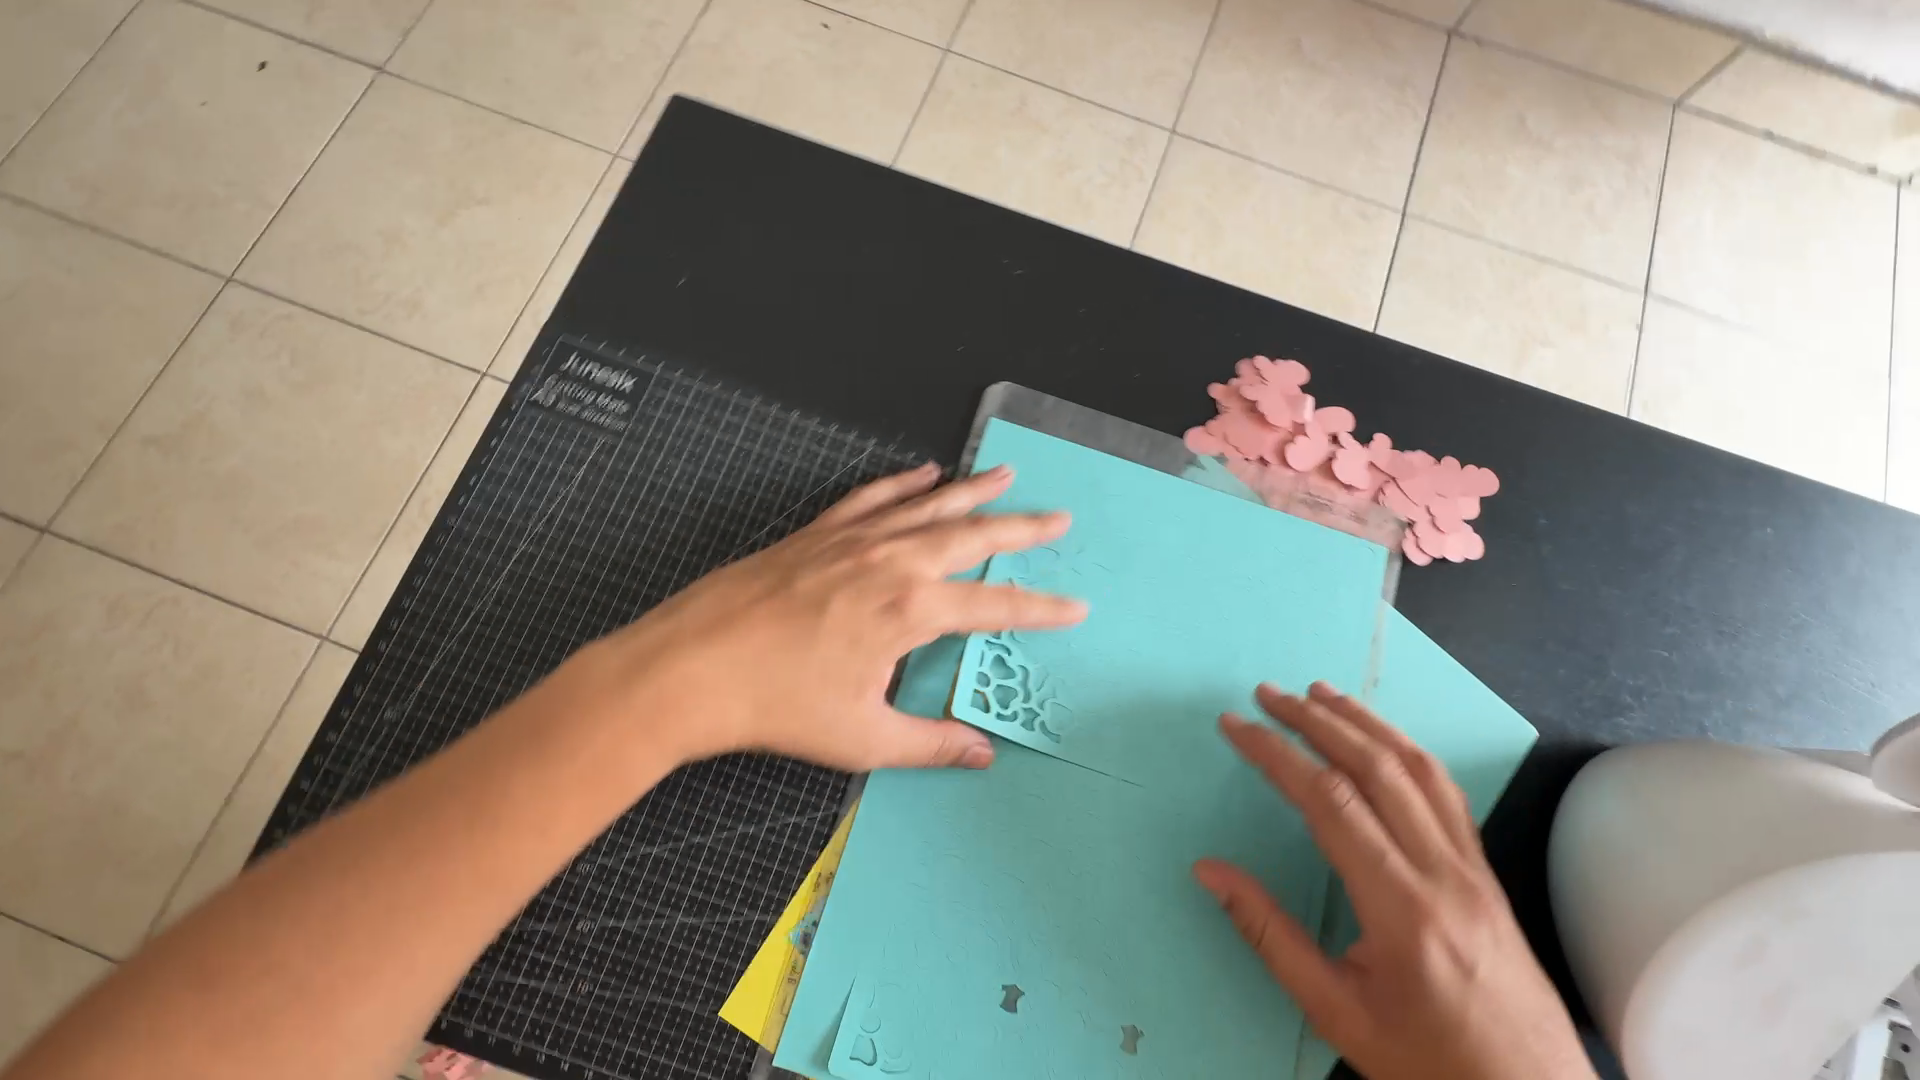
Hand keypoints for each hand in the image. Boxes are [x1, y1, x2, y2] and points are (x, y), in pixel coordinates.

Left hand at [577, 463, 1085, 769]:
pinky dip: (902, 483)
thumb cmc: (778, 707)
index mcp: (910, 610)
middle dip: (1022, 527)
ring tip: (1007, 476)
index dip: (1040, 608)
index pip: (995, 604)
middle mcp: (890, 562)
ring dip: (971, 491)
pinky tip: (923, 473)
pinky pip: (872, 497)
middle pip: (972, 537)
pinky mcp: (817, 533)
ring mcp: (852, 540)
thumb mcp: (863, 737)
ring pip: (927, 506)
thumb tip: (982, 755)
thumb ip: (930, 744)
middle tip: (1059, 517)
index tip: (1074, 607)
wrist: (692, 668)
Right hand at [1194, 684, 1595, 1079]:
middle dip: (1315, 720)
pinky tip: (1382, 739)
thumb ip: (1269, 935)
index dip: (1277, 753)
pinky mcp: (1488, 874)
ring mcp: (1474, 869)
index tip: (1236, 726)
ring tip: (1320, 692)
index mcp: (1402, 908)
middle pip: (1377, 768)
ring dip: (1365, 722)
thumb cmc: (1427, 1063)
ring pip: (1419, 770)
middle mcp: (1444, 873)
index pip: (1330, 800)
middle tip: (1268, 693)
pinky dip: (1405, 750)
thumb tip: (1209, 870)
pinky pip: (1446, 793)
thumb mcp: (1335, 1013)